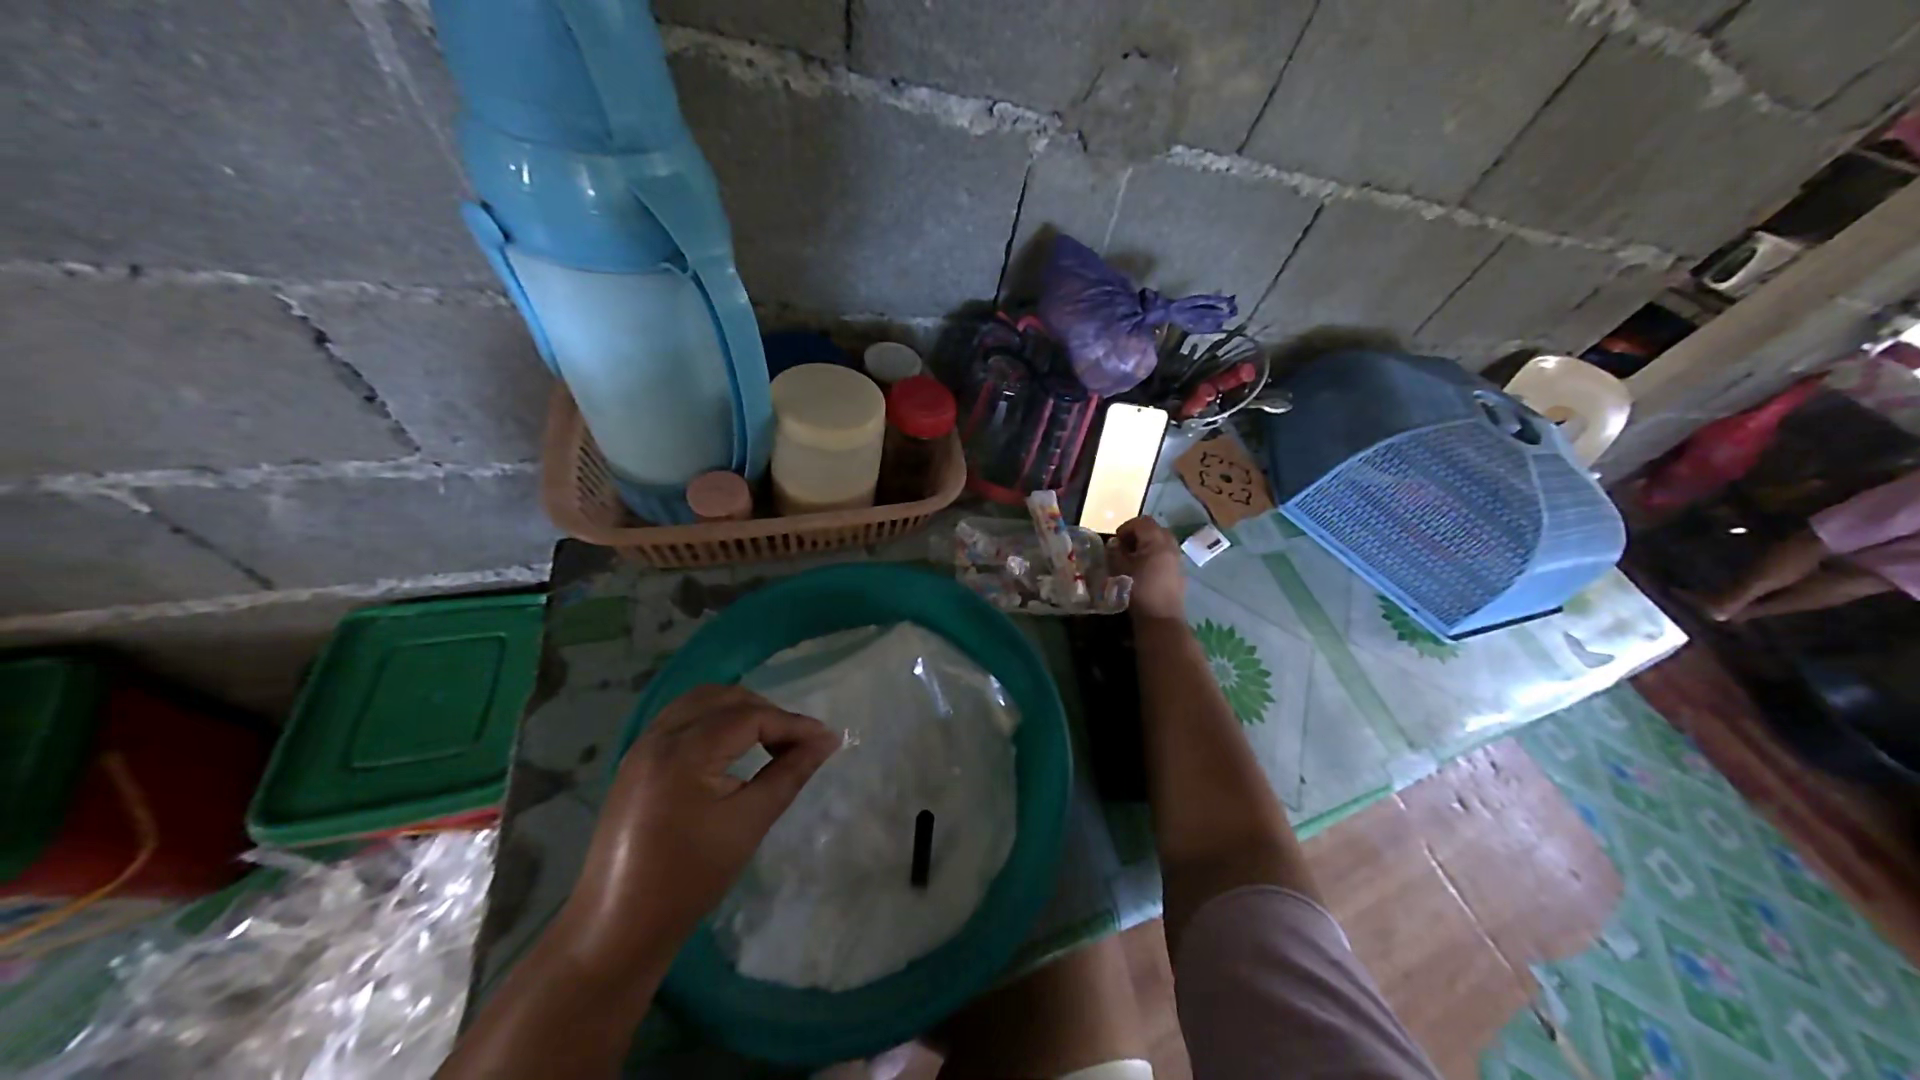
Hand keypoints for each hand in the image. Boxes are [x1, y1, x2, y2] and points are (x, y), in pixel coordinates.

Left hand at [560, 685, 840, 964]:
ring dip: (739, 713)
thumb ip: (789, 773)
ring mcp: (642, 748)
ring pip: (700, 704)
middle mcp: (659, 736)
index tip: (827, 740)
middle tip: (797, 744)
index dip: (793, 724)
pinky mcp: (636, 763)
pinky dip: (714, 723)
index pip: (751, 716)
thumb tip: (827, 742)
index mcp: (685, 749)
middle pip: (724, 699)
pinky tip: (731, 751)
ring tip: (769, 742)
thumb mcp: (748, 822)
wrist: (617, 927)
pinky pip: (681, 721)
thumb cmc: (689, 878)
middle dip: (767, 713)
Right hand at [1109, 516, 1185, 619]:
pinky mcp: (1179, 571)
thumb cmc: (1137, 590)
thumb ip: (1115, 552)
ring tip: (1133, 559)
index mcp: (1157, 541)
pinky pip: (1166, 554)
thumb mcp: (1120, 569)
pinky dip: (1154, 555)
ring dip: (1146, 545)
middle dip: (1137, 534)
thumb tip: (1114, 544)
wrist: (1160, 618)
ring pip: (1161, 541)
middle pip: (1154, 529)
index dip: (1126, 527)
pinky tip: (1144, 570)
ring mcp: (1178, 558)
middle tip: (1124, 547)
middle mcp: (1171, 545)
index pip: (1141, 522)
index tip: (1115, 541)